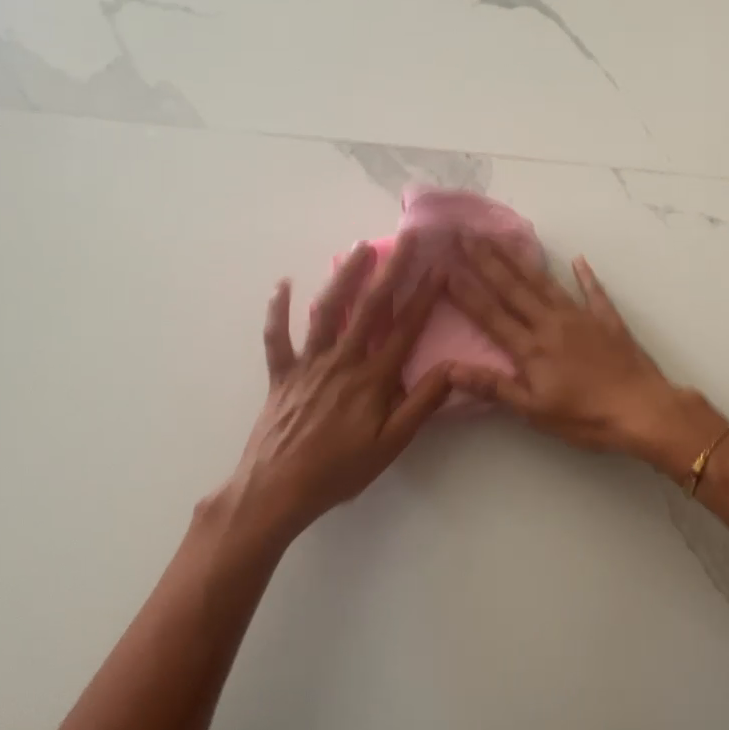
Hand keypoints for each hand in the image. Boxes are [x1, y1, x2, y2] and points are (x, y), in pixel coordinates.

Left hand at [211, 241, 452, 545]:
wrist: (275, 490)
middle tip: (406, 238)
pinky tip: (283, 283)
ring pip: (327, 311)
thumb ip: (422, 404)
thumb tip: (452, 367)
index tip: (440, 267)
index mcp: (372, 379)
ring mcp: (307, 365)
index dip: (424, 297)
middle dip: (391, 270)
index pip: (405, 329)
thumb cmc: (340, 470)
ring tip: (360, 246)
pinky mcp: (281, 375)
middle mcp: (341, 362)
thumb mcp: (392, 444)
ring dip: (345, 276)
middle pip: (370, 308)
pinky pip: (277, 336)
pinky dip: (278, 309)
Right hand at [443, 236, 727, 474]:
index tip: (445, 267)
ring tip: (503, 239)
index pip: (491, 315)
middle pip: (514, 289)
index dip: (466, 292)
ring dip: (523, 261)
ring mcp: (582, 318)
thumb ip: (494, 386)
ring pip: (546, 284)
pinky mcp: (608, 321)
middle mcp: (552, 324)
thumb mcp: (534, 410)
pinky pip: (594, 293)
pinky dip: (585, 276)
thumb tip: (449, 368)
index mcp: (531, 348)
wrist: (643, 409)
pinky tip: (578, 261)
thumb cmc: (586, 417)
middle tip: (466, 235)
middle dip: (487, 262)